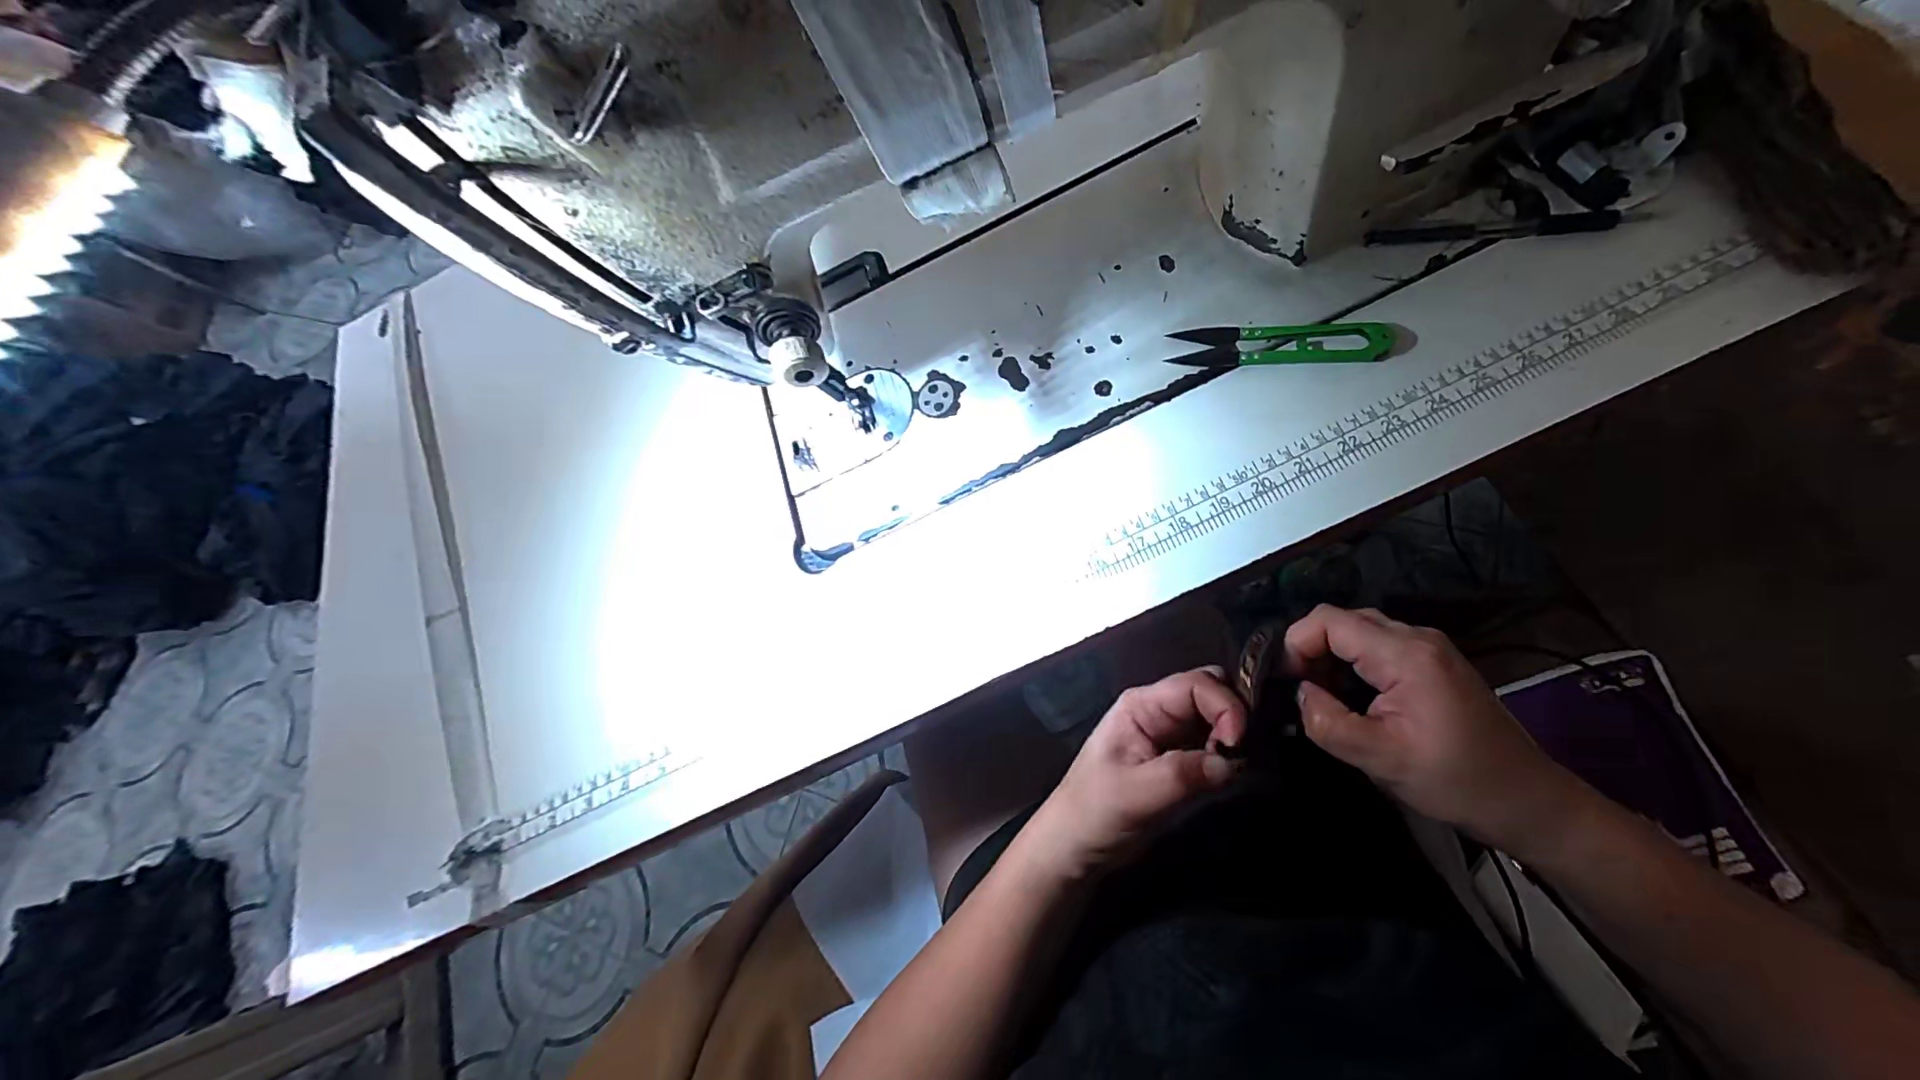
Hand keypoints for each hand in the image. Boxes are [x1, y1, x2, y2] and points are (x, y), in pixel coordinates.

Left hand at [1016, 667, 1247, 881]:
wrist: (1075, 845)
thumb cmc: (1093, 812)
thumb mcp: (1134, 795)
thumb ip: (1182, 775)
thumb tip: (1231, 762)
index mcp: (1141, 706)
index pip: (1195, 685)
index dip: (1225, 706)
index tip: (1238, 743)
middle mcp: (1158, 712)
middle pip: (1210, 691)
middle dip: (1235, 714)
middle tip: (1242, 752)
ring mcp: (1169, 734)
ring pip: (1216, 716)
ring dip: (1234, 735)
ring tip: (1236, 767)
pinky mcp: (1180, 759)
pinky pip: (1214, 743)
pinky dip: (1229, 753)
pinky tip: (1230, 774)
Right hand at [1283, 605, 1583, 851]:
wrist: (1528, 801)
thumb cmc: (1456, 781)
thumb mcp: (1380, 759)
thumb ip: (1327, 722)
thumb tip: (1301, 693)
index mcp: (1406, 655)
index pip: (1328, 620)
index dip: (1295, 643)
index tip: (1287, 681)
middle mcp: (1418, 638)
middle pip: (1342, 620)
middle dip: (1310, 649)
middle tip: (1302, 692)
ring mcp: (1429, 647)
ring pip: (1357, 631)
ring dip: (1330, 657)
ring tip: (1323, 697)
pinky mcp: (1432, 662)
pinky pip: (1377, 645)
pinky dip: (1352, 663)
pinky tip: (1351, 697)